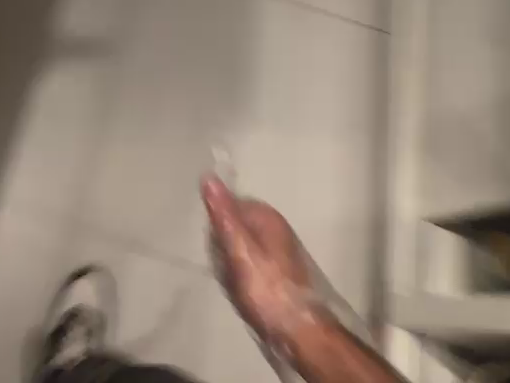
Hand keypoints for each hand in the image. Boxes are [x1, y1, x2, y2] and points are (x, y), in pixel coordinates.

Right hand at [201, 174, 319, 355]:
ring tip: (234, 284)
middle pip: (234, 226)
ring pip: (240, 249)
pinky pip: (249, 266)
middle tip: (226, 270)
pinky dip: (242, 278)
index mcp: (267, 216)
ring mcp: (279, 251)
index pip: (229, 204)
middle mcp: (276, 228)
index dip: (217, 226)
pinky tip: (243, 293)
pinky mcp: (280, 273)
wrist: (301, 335)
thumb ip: (224, 215)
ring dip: (231, 265)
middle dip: (223, 247)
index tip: (215, 247)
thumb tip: (208, 176)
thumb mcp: (239, 250)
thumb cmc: (268, 290)